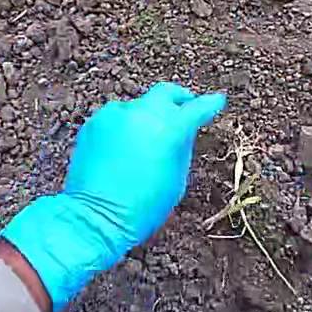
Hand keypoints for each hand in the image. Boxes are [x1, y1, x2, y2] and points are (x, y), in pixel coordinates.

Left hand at [0, 83, 225, 311]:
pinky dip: (125, 126)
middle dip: (178, 98)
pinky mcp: (95, 122)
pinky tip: (126, 148)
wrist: (95, 218)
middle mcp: (141, 116)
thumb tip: (184, 129)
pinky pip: (118, 117)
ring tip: (148, 139)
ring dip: (148, 116)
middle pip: (165, 93)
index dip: (209, 104)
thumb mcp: (177, 180)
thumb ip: (183, 146)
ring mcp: (116, 116)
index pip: (195, 109)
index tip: (216, 101)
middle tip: (183, 107)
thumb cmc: (141, 207)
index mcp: (168, 132)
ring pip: (139, 106)